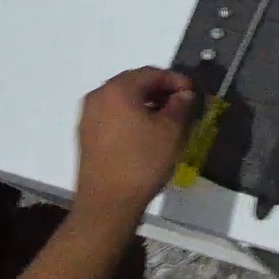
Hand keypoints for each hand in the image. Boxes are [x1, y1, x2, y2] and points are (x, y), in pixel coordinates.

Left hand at [73, 67, 194, 226]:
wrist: (107, 205)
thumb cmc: (141, 163)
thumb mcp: (171, 131)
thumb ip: (180, 105)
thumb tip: (183, 94)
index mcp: (117, 89)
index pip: (150, 73)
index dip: (175, 79)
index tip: (192, 91)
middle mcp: (98, 96)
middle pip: (134, 83)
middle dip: (159, 90)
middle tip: (181, 102)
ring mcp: (88, 117)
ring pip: (122, 100)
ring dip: (146, 103)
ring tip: (167, 118)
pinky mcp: (86, 136)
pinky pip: (113, 115)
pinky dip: (131, 116)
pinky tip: (146, 132)